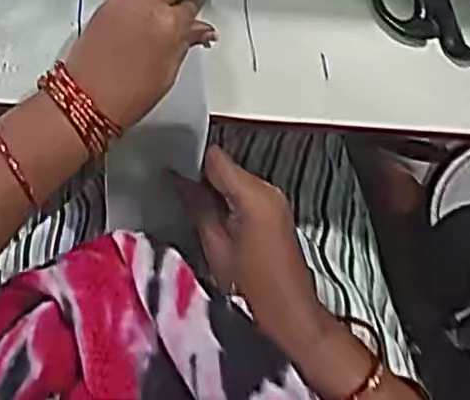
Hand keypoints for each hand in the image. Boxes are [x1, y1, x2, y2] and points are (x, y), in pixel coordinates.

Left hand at [61, 0, 213, 128]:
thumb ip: (184, 43)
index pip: (193, 2)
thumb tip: (196, 32)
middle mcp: (149, 4)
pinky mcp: (109, 1)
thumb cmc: (124, 95)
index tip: (199, 5)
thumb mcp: (168, 72)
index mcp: (170, 24)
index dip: (199, 3)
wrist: (86, 99)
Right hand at [178, 146, 335, 356]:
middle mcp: (267, 187)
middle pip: (228, 166)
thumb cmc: (251, 287)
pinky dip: (233, 198)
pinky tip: (223, 220)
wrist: (290, 312)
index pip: (217, 158)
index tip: (179, 178)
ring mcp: (276, 196)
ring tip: (204, 212)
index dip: (195, 165)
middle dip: (207, 179)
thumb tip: (181, 182)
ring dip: (220, 190)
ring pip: (238, 177)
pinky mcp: (278, 207)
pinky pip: (249, 190)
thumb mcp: (216, 248)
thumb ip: (198, 207)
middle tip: (188, 198)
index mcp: (252, 194)